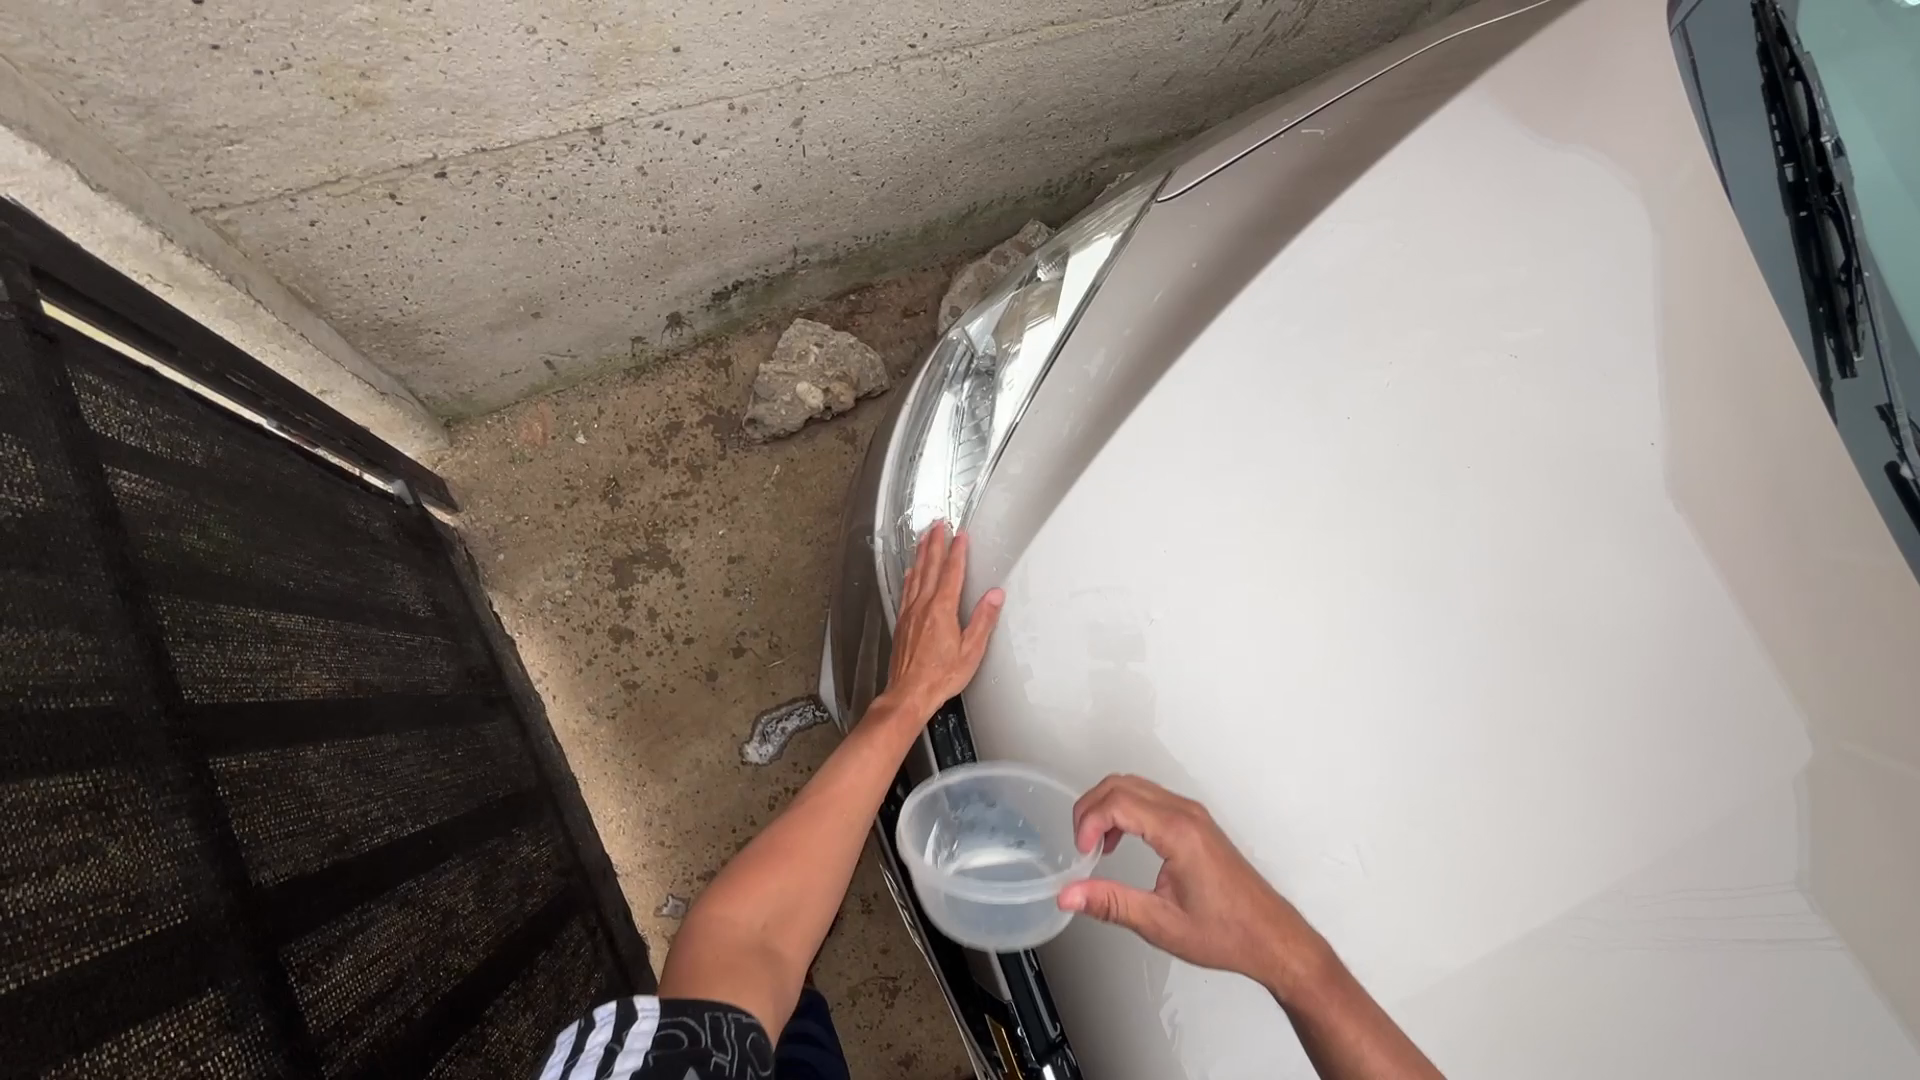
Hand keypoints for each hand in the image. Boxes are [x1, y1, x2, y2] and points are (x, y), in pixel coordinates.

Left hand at [881, 522, 1003, 717]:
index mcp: (942, 610)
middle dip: (936, 543)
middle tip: (938, 524)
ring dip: (922, 554)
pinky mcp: (903, 622)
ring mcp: (910, 613)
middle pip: (930, 567)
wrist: (909, 693)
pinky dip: (910, 575)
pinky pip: (907, 590)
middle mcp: (923, 606)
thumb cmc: (940, 676)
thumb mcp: (971, 651)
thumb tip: (994, 597)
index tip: (961, 535)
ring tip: (924, 538)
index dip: (958, 551)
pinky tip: (910, 571)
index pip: (952, 573)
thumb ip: (983, 620)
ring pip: (916, 575)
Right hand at [1057, 774, 1332, 1001]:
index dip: (1089, 822)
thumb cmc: (1227, 933)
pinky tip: (1119, 840)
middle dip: (1090, 808)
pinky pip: (1149, 797)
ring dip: (1106, 806)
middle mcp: (1186, 813)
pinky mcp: (1194, 820)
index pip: (1117, 802)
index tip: (1081, 852)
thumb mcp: (1160, 924)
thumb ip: (1110, 904)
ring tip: (1095, 844)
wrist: (1272, 938)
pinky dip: (1124, 809)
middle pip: (1121, 784)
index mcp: (1178, 833)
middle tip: (1080, 842)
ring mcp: (1192, 813)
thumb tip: (1069, 894)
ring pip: (1134, 785)